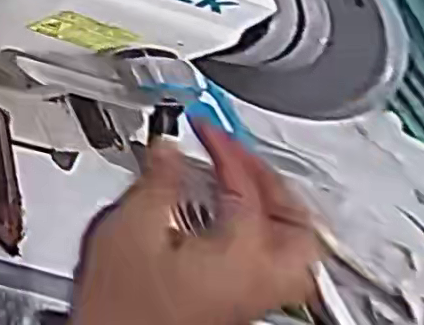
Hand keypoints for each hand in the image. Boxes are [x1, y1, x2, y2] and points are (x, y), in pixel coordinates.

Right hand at [70, 120, 320, 324]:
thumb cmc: (125, 292)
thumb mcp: (133, 222)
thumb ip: (156, 180)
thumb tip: (168, 146)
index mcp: (241, 254)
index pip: (248, 189)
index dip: (226, 149)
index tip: (203, 125)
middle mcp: (262, 278)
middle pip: (298, 225)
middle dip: (269, 178)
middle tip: (235, 148)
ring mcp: (256, 293)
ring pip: (294, 245)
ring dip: (272, 203)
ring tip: (238, 173)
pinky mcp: (241, 297)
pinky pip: (273, 256)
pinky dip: (258, 223)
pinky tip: (222, 209)